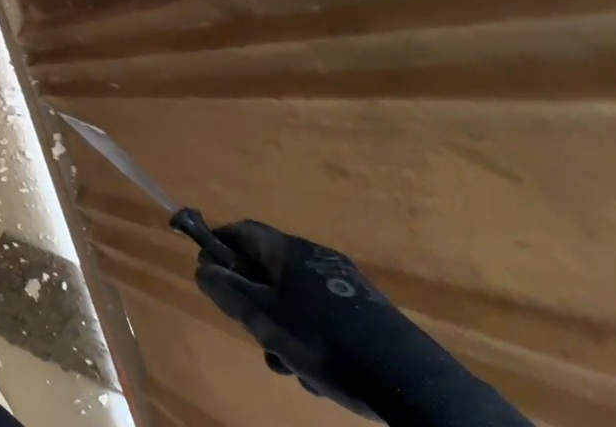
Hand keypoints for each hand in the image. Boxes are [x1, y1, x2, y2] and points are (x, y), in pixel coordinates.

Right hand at [193, 221, 399, 417]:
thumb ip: (225, 289)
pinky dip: (307, 340)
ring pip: (292, 301)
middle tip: (247, 327)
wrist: (413, 384)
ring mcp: (344, 288)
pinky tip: (312, 373)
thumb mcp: (261, 316)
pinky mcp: (366, 316)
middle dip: (250, 301)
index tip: (206, 271)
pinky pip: (320, 320)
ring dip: (278, 328)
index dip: (217, 244)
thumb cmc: (324, 341)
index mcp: (290, 252)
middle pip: (266, 270)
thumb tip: (203, 268)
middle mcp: (317, 260)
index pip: (242, 230)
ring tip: (283, 363)